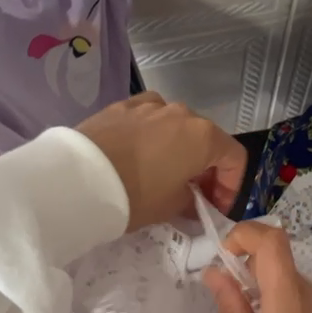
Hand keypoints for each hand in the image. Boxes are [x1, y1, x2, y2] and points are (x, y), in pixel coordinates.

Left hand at [75, 92, 246, 231]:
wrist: (77, 178)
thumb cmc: (134, 194)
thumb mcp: (169, 207)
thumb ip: (190, 200)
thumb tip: (193, 198)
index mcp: (203, 136)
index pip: (234, 158)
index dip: (232, 185)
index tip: (217, 207)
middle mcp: (183, 113)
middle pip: (206, 139)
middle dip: (205, 167)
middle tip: (193, 193)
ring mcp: (152, 104)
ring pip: (176, 126)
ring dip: (177, 147)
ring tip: (162, 172)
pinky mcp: (124, 105)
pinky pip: (149, 119)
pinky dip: (151, 134)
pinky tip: (137, 153)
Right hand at [203, 221, 311, 312]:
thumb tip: (217, 273)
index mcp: (291, 310)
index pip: (274, 244)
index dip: (247, 235)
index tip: (225, 255)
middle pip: (282, 265)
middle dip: (253, 276)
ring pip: (296, 285)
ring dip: (272, 296)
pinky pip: (311, 304)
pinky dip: (291, 311)